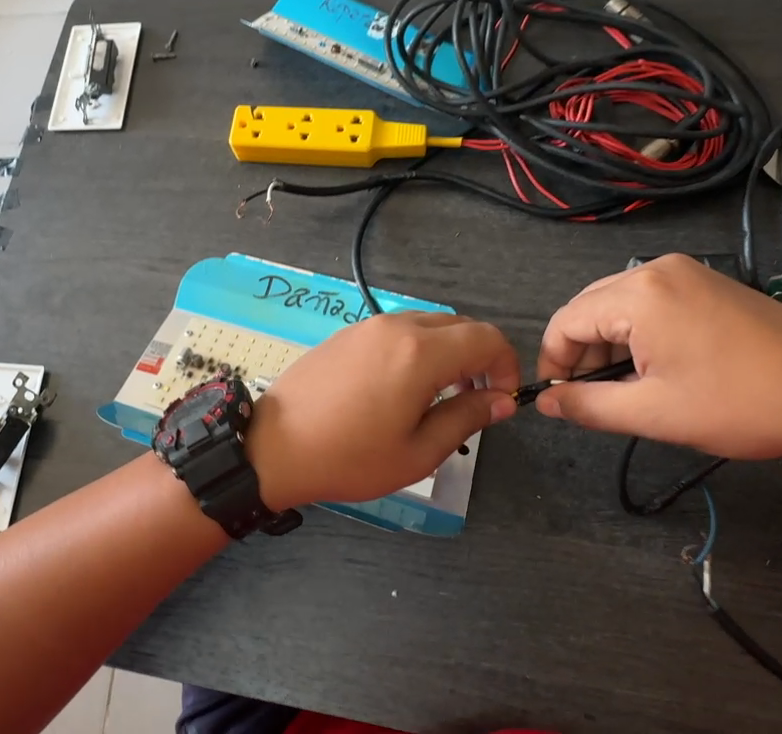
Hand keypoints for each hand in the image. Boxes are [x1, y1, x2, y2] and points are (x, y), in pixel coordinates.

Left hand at [243, 312, 521, 509]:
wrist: (275, 446)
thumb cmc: (351, 457)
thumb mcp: (418, 451)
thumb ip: (466, 417)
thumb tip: (503, 400)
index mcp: (421, 352)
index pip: (486, 337)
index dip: (506, 365)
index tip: (502, 399)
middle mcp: (398, 326)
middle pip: (460, 325)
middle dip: (480, 357)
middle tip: (475, 400)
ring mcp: (369, 325)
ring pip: (429, 324)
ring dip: (449, 351)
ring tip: (441, 396)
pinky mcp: (348, 333)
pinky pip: (399, 329)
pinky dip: (419, 348)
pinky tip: (404, 386)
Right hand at [535, 255, 781, 465]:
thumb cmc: (741, 405)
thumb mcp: (655, 414)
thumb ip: (589, 406)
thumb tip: (546, 403)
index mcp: (639, 294)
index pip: (566, 321)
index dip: (553, 362)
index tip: (556, 399)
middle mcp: (658, 270)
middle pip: (590, 307)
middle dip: (581, 353)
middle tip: (591, 397)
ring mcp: (689, 273)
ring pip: (621, 304)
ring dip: (611, 344)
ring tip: (627, 388)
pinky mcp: (712, 284)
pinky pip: (653, 302)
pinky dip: (640, 333)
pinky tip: (658, 367)